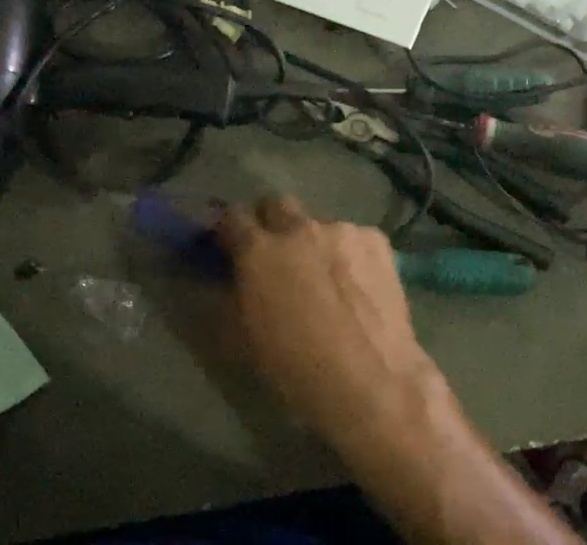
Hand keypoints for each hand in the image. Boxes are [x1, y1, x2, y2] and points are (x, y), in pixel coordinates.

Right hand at [217, 198, 451, 450]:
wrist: (372, 382)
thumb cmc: (297, 369)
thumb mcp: (243, 338)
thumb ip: (222, 296)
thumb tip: (210, 277)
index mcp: (259, 250)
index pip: (233, 215)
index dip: (230, 229)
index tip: (231, 246)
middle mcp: (299, 228)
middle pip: (276, 204)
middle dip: (270, 222)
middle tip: (276, 255)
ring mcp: (342, 229)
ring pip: (318, 224)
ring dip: (314, 243)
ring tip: (326, 280)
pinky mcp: (377, 240)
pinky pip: (353, 237)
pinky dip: (348, 254)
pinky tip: (358, 285)